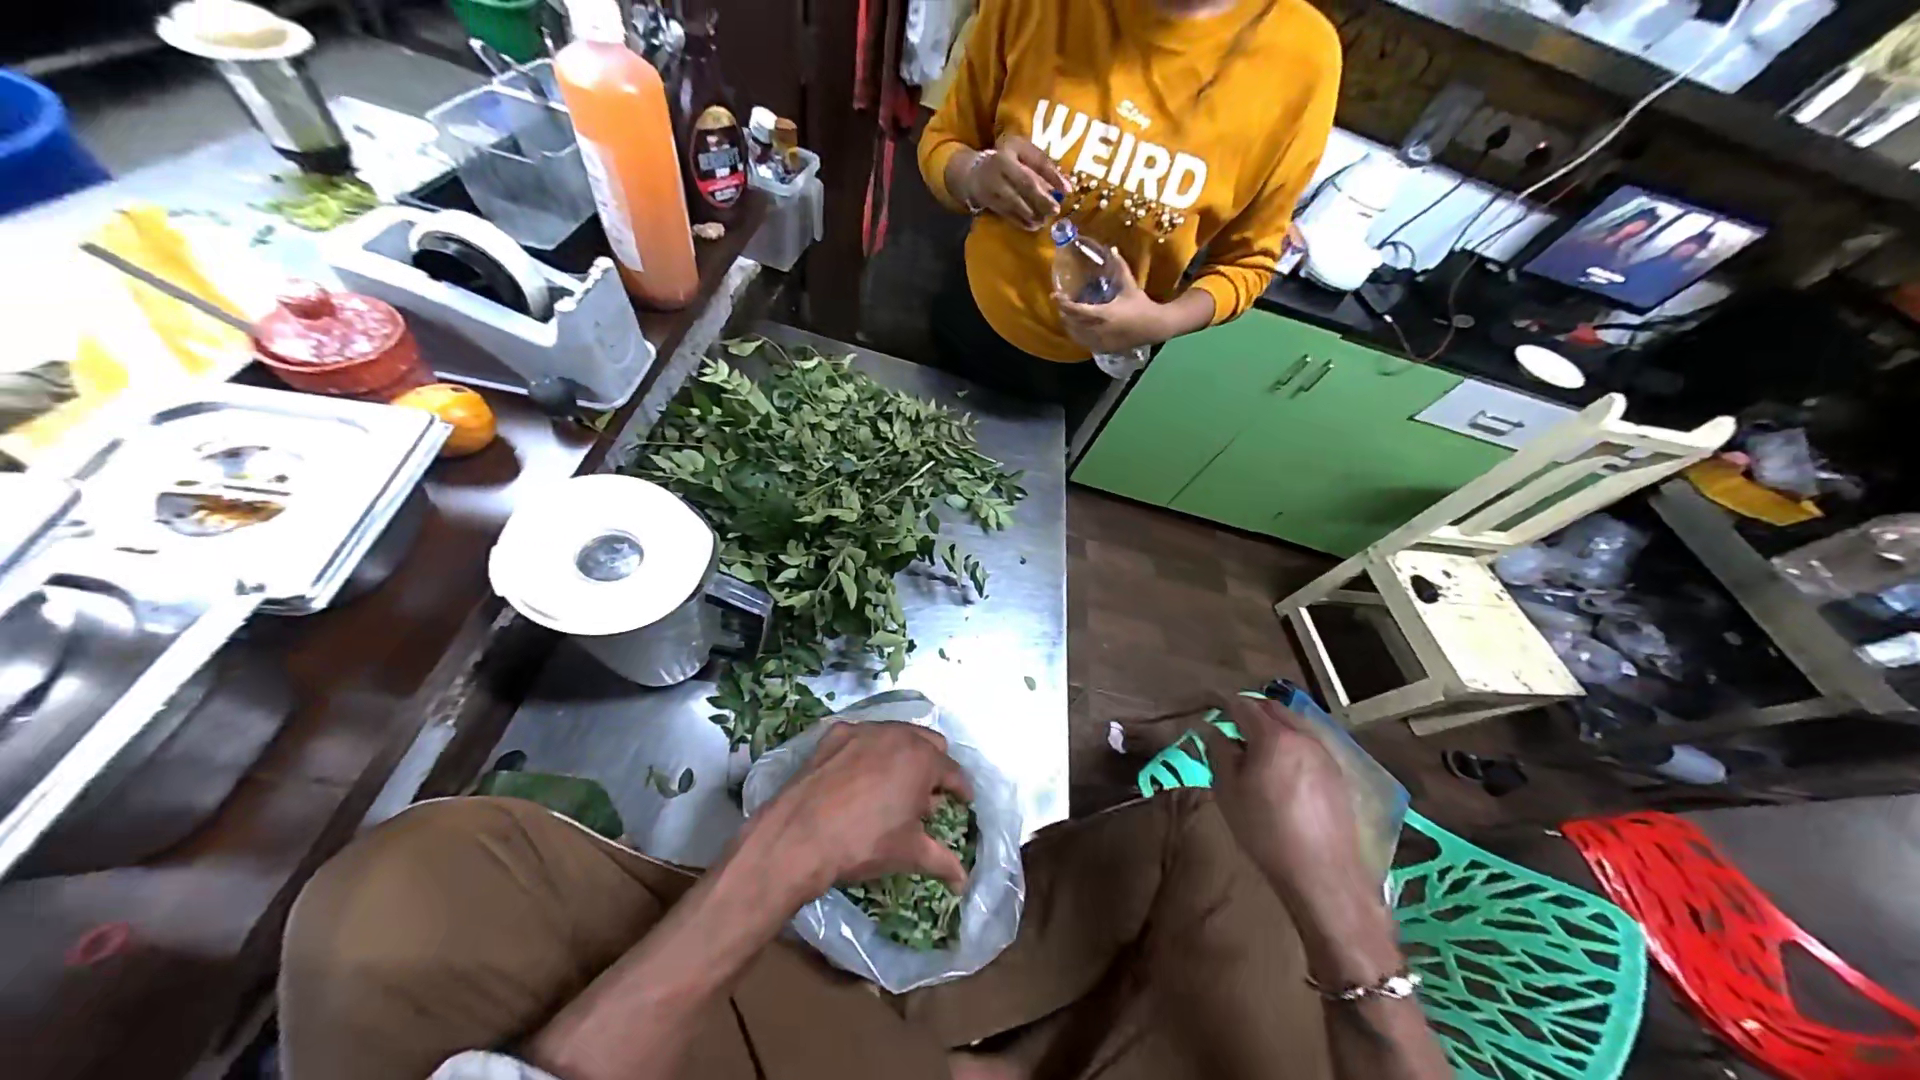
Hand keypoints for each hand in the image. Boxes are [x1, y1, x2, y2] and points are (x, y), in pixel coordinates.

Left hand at [740, 722, 973, 905]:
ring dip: (902, 755)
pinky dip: (868, 752)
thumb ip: (942, 861)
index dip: (961, 789)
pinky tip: (859, 776)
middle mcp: (898, 735)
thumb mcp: (908, 854)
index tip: (963, 801)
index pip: (953, 772)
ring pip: (895, 734)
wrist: (798, 835)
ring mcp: (864, 731)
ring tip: (894, 783)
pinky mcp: (835, 734)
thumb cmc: (864, 843)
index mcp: (923, 760)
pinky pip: (862, 737)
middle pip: (928, 743)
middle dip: (934, 766)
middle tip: (927, 793)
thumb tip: (963, 881)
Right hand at [960, 134, 1065, 229]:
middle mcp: (1001, 164)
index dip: (1053, 176)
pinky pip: (1007, 213)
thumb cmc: (1007, 160)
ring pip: (1015, 201)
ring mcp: (993, 184)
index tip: (1068, 190)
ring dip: (1032, 213)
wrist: (973, 173)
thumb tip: (1066, 186)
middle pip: (1025, 183)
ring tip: (1044, 220)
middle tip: (1056, 210)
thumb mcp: (1023, 153)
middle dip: (1043, 198)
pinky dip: (1021, 221)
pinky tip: (1032, 225)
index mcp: (1013, 147)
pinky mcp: (988, 201)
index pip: (1037, 161)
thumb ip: (1042, 166)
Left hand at [1053, 253, 1169, 353]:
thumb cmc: (1141, 306)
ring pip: (1075, 334)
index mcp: (1103, 314)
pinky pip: (1083, 343)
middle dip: (1064, 313)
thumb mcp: (1130, 286)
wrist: (1155, 327)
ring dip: (1068, 324)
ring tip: (1066, 314)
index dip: (1063, 303)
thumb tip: (1112, 248)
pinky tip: (1076, 327)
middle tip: (1060, 302)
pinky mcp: (1103, 349)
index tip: (1055, 295)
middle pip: (1071, 323)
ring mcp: (1100, 341)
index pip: (1076, 310)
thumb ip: (1120, 268)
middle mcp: (1098, 330)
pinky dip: (1077, 335)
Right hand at [1201, 696, 1372, 912]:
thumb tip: (1216, 731)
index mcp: (1274, 737)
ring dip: (1274, 727)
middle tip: (1232, 729)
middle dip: (1252, 712)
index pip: (1245, 706)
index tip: (1212, 717)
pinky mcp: (1338, 774)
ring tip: (1256, 750)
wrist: (1322, 874)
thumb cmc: (1265, 830)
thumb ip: (1219, 752)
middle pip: (1274, 709)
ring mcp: (1326, 754)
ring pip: (1295, 725)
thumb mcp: (1228, 791)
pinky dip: (1291, 745)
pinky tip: (1282, 770)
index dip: (1225, 707)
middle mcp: (1304, 737)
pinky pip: (1309, 745)